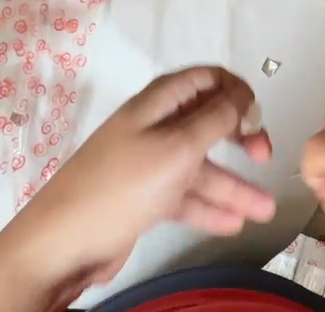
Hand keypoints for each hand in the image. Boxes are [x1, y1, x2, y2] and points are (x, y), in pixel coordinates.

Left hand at [0, 66, 274, 311]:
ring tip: (265, 209)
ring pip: (201, 166)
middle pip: (207, 121)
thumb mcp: (175, 149)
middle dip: (240, 136)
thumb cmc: (119, 188)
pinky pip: (185, 196)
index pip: (205, 78)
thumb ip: (214, 120)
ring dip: (233, 185)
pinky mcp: (144, 199)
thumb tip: (241, 96)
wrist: (58, 247)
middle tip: (266, 155)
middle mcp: (155, 126)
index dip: (236, 90)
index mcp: (158, 102)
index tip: (258, 113)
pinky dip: (209, 207)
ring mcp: (149, 164)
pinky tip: (235, 223)